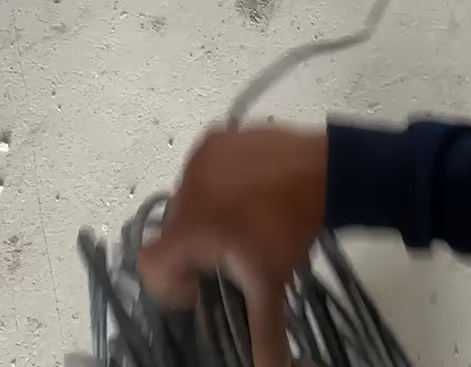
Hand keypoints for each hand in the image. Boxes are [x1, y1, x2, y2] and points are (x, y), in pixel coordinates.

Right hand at [137, 124, 328, 366]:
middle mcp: (186, 187)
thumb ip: (262, 335)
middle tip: (232, 253)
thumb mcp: (270, 285)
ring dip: (206, 213)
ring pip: (188, 197)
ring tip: (244, 219)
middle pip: (173, 231)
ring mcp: (201, 156)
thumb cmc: (288, 228)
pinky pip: (203, 167)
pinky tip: (248, 190)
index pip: (149, 262)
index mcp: (190, 225)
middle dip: (195, 248)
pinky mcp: (217, 135)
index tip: (203, 284)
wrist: (321, 170)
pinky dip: (217, 181)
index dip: (169, 283)